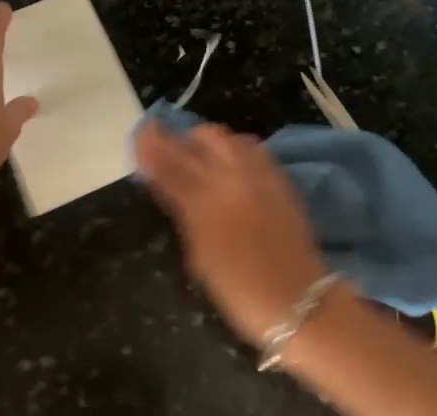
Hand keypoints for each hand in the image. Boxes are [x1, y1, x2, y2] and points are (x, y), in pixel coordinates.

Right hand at [135, 122, 329, 345]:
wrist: (298, 301)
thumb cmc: (239, 288)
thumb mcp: (199, 254)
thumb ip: (181, 211)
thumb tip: (160, 180)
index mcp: (205, 202)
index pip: (169, 161)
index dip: (150, 144)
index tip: (138, 135)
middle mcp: (232, 178)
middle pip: (200, 139)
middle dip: (180, 138)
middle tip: (169, 151)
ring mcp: (259, 175)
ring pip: (227, 137)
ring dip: (207, 141)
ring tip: (200, 156)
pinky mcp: (280, 179)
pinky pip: (252, 148)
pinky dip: (235, 148)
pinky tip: (231, 164)